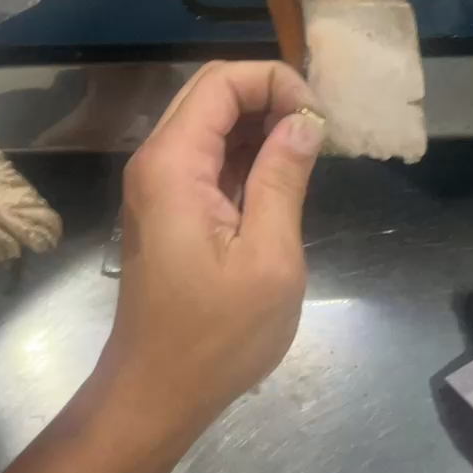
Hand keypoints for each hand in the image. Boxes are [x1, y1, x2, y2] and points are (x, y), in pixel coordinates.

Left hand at [100, 61, 325, 439]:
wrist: (156, 390)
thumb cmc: (215, 336)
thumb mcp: (268, 258)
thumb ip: (284, 179)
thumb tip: (305, 121)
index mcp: (172, 164)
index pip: (221, 82)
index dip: (274, 81)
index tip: (317, 117)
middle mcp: (155, 161)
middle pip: (210, 94)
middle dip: (268, 97)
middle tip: (317, 131)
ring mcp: (156, 183)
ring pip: (208, 123)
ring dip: (258, 125)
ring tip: (307, 151)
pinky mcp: (166, 205)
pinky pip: (205, 158)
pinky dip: (244, 154)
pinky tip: (280, 174)